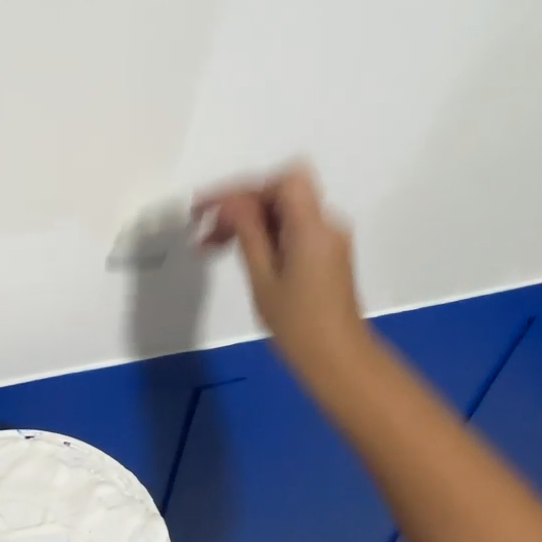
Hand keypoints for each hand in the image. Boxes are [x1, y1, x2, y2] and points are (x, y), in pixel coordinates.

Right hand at [195, 163, 371, 381]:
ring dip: (247, 221)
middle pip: (279, 194)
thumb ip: (248, 233)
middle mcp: (326, 225)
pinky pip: (291, 230)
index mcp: (312, 227)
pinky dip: (263, 234)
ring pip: (282, 212)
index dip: (245, 187)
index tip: (212, 208)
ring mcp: (329, 239)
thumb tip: (231, 203)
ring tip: (210, 245)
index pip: (283, 181)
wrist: (338, 359)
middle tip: (202, 229)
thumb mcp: (263, 278)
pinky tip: (236, 252)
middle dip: (239, 206)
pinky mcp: (326, 254)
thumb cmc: (297, 324)